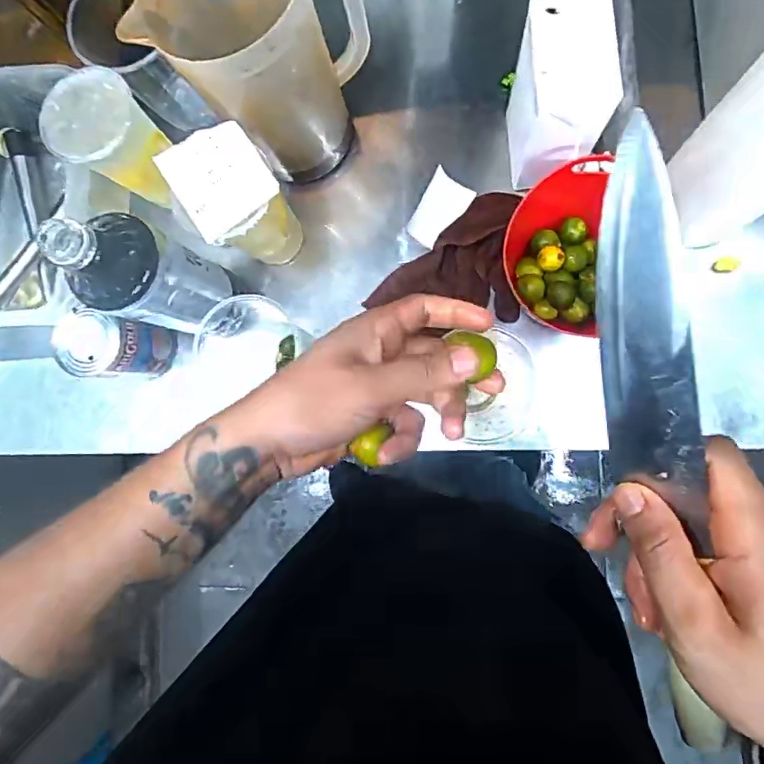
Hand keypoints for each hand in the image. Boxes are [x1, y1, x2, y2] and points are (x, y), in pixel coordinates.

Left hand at [218, 294, 507, 477]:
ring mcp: (376, 386)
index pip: (423, 309)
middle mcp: (380, 353)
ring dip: (437, 413)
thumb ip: (424, 373)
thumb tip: (473, 358)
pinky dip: (401, 438)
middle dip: (461, 374)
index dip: (457, 313)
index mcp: (376, 332)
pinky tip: (387, 454)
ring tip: (454, 433)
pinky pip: (403, 421)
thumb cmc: (314, 401)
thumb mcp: (372, 386)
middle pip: (433, 355)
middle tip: (495, 388)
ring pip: (423, 392)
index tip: (489, 326)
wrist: (268, 445)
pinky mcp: (371, 415)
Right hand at [580, 437, 763, 763]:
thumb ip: (661, 553)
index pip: (712, 454)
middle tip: (624, 581)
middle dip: (649, 527)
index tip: (623, 510)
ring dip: (664, 559)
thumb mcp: (696, 627)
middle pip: (695, 493)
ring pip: (701, 525)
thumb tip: (628, 491)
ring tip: (655, 617)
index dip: (662, 465)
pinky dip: (688, 573)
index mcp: (759, 532)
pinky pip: (719, 550)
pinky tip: (678, 617)